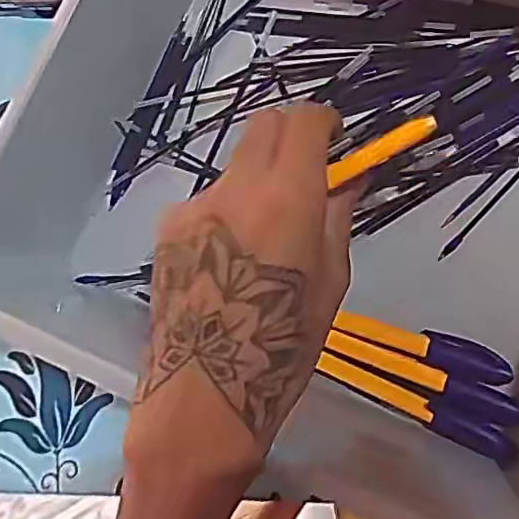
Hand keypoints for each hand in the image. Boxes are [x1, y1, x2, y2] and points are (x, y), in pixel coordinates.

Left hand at [122, 103, 354, 497]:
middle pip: (265, 124)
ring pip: (237, 162)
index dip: (325, 120)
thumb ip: (338, 214)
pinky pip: (211, 198)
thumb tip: (350, 178)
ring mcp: (196, 205)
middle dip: (293, 135)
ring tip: (269, 231)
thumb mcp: (331, 277)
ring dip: (261, 175)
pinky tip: (234, 257)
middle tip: (309, 171)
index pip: (303, 120)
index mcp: (287, 196)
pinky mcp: (168, 228)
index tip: (336, 137)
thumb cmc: (284, 346)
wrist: (201, 398)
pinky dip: (232, 207)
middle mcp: (236, 187)